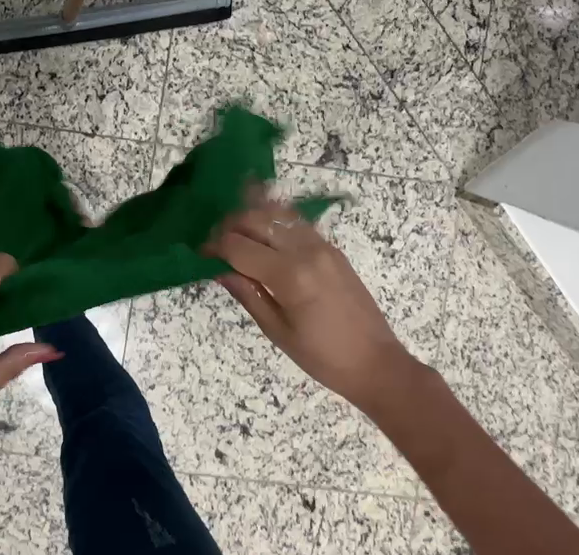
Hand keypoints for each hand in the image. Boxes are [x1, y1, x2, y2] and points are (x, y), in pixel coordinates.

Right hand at [207, 197, 419, 413]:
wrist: (377, 363)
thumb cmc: (323, 358)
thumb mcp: (277, 332)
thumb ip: (247, 294)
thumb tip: (219, 269)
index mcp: (290, 275)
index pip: (238, 246)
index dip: (214, 247)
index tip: (201, 254)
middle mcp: (305, 250)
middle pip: (256, 219)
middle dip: (229, 227)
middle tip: (215, 245)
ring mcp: (322, 245)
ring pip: (276, 214)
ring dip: (251, 218)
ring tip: (236, 235)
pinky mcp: (331, 248)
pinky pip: (296, 223)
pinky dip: (274, 221)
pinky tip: (262, 233)